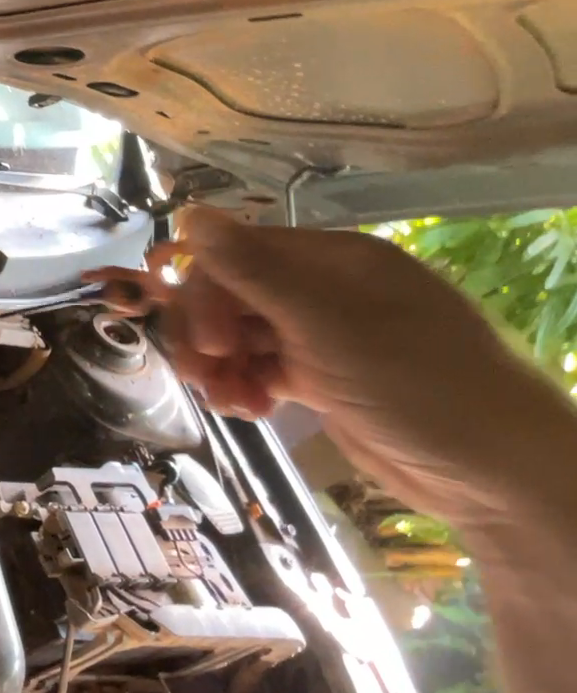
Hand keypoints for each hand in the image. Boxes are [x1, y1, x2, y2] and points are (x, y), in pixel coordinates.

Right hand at [86, 209, 576, 531]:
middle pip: (229, 295)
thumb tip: (188, 213)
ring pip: (238, 333)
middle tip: (198, 373)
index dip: (204, 292)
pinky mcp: (322, 376)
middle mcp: (324, 288)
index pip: (235, 254)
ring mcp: (323, 333)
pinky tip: (246, 408)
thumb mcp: (329, 326)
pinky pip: (259, 366)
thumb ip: (254, 271)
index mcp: (335, 260)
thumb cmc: (422, 387)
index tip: (203, 339)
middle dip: (204, 333)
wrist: (505, 480)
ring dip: (217, 364)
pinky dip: (241, 384)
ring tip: (224, 400)